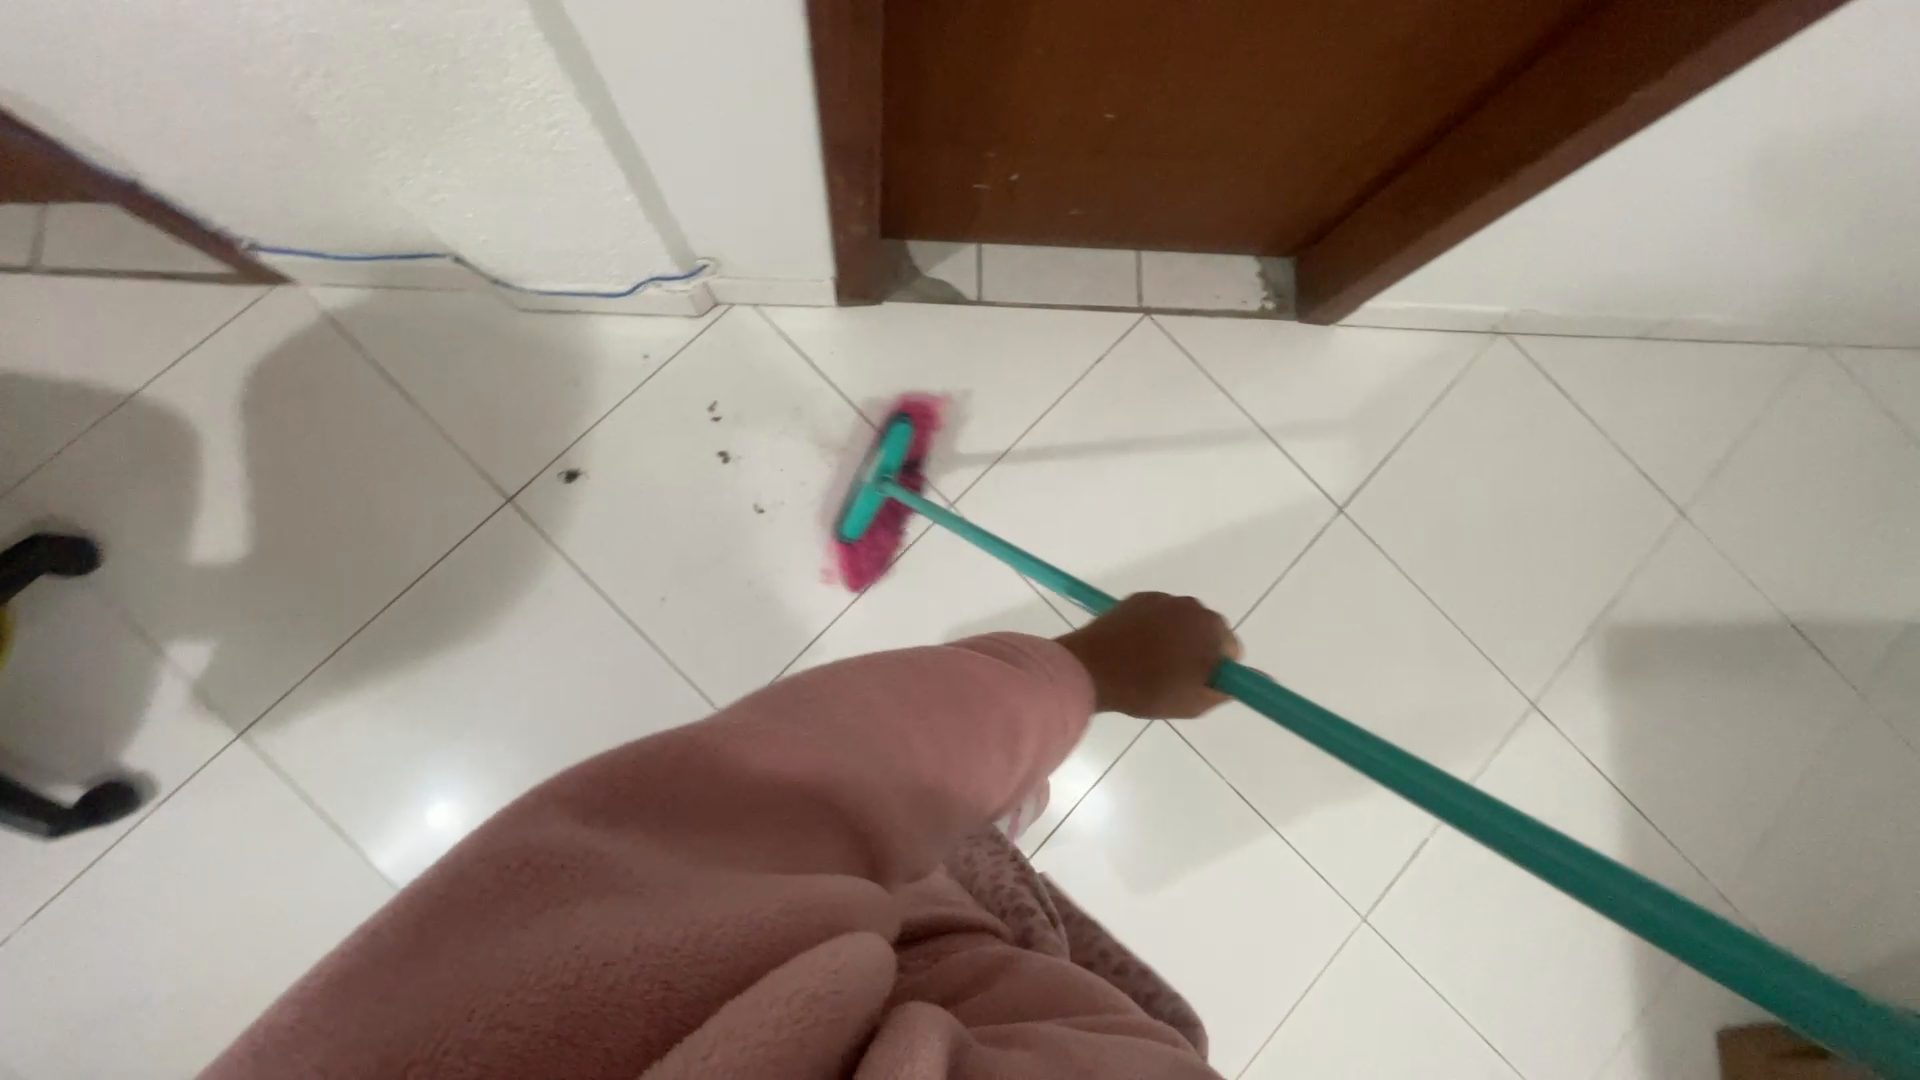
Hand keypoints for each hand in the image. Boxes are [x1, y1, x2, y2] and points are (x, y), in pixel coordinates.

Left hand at [1054, 592, 1240, 718]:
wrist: (1091, 668)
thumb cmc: (1148, 689)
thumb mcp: (1195, 702)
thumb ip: (1227, 689)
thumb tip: (1255, 679)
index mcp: (1212, 629)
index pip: (1230, 649)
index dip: (1217, 669)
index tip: (1198, 683)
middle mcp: (1192, 606)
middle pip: (1206, 630)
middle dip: (1197, 650)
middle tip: (1174, 676)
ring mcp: (1162, 599)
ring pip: (1180, 622)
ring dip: (1173, 637)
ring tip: (1149, 663)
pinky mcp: (1137, 598)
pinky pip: (1156, 614)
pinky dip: (1151, 628)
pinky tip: (1134, 648)